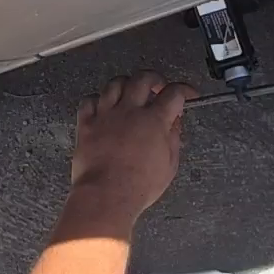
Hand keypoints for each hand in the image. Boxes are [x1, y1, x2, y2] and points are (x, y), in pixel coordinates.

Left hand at [69, 72, 196, 227]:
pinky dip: (97, 99)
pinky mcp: (87, 124)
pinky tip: (103, 106)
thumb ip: (174, 138)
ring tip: (130, 92)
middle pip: (142, 78)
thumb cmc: (138, 186)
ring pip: (115, 83)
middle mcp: (129, 111)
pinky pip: (89, 100)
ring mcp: (106, 115)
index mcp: (153, 121)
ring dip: (126, 84)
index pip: (173, 93)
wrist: (106, 195)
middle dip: (154, 78)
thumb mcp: (169, 165)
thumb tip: (174, 123)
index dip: (184, 90)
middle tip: (158, 86)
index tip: (187, 94)